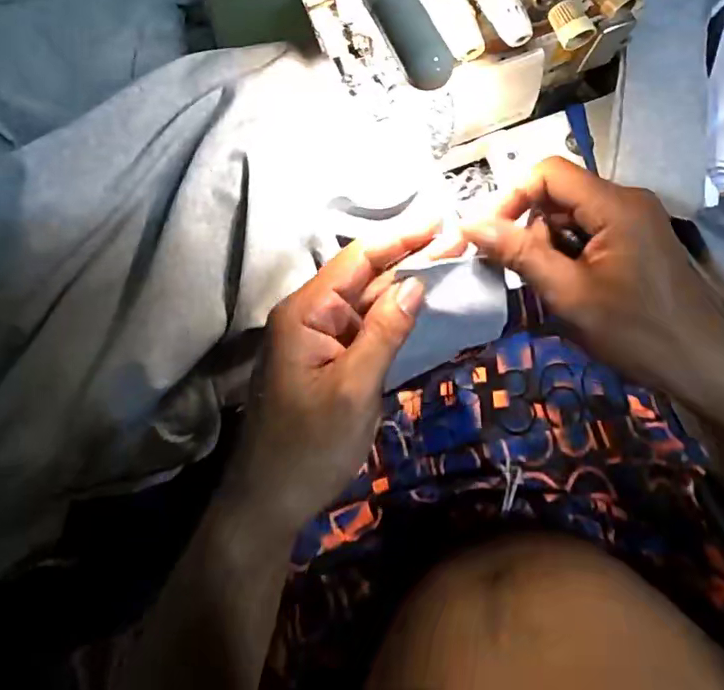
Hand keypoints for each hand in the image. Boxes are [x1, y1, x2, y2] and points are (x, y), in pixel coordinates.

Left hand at [217, 223, 444, 537]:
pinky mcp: (329, 359)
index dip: (399, 239)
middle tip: (455, 242)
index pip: (357, 260)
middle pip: (363, 276)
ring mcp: (319, 337)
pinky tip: (421, 306)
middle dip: (407, 258)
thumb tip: (416, 284)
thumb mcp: (354, 390)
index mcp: (305, 312)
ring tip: (447, 265)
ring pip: (366, 301)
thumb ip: (384, 333)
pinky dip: (393, 316)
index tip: (438, 223)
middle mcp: (309, 315)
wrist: (269, 501)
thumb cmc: (308, 446)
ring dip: (403, 285)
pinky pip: (364, 327)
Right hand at [460, 158, 723, 420]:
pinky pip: (592, 232)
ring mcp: (637, 220)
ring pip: (572, 215)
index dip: (511, 197)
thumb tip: (470, 224)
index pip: (547, 172)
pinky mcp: (641, 240)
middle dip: (530, 228)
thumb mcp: (571, 295)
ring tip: (551, 289)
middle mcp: (627, 200)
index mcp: (614, 204)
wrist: (712, 368)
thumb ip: (520, 254)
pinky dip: (571, 254)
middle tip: (519, 273)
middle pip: (559, 194)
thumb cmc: (640, 333)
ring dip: (550, 245)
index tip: (491, 237)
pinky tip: (574, 290)